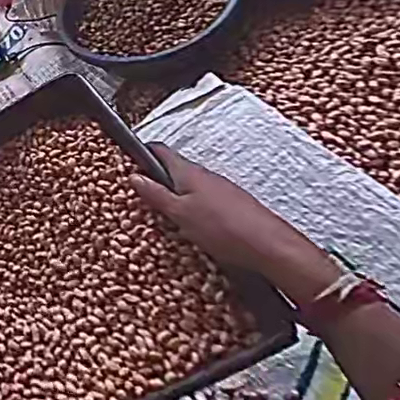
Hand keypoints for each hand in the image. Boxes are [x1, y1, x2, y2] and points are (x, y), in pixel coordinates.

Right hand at [127, 144, 342, 304]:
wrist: (270, 247)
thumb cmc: (222, 228)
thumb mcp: (179, 213)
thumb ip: (155, 194)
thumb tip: (134, 176)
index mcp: (188, 172)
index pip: (161, 151)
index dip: (143, 152)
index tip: (130, 159)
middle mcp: (206, 176)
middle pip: (175, 170)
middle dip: (158, 180)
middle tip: (143, 196)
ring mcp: (221, 190)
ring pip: (190, 187)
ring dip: (176, 196)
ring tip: (166, 217)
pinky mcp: (233, 205)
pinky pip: (205, 201)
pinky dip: (193, 209)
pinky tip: (193, 227)